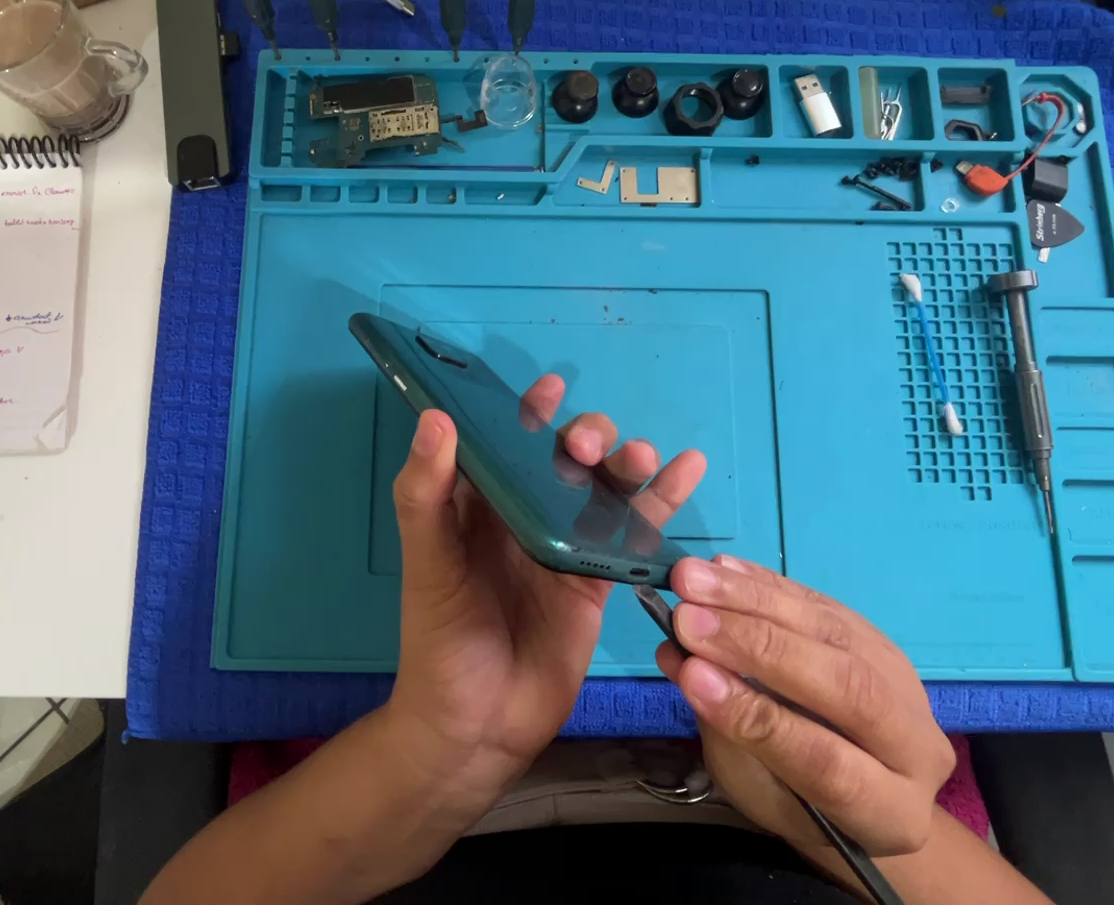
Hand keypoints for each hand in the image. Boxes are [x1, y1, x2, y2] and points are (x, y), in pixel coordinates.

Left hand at [387, 374, 706, 802]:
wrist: (478, 726)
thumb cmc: (441, 640)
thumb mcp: (428, 564)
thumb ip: (426, 495)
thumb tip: (436, 418)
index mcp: (479, 505)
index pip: (504, 441)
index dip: (525, 411)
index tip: (550, 387)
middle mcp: (525, 515)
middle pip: (564, 458)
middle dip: (584, 438)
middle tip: (587, 446)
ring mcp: (565, 547)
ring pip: (604, 487)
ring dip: (626, 463)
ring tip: (641, 457)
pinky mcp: (598, 580)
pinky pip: (632, 531)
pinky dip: (662, 500)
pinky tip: (687, 470)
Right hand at [655, 556, 953, 856]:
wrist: (855, 779)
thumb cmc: (795, 801)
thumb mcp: (753, 788)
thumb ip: (725, 727)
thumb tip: (682, 660)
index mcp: (890, 809)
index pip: (828, 762)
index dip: (755, 714)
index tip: (692, 673)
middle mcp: (913, 740)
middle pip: (844, 685)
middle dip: (756, 645)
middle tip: (688, 618)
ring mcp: (898, 677)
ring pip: (830, 629)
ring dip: (751, 597)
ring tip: (691, 579)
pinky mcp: (873, 634)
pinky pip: (818, 600)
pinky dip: (763, 582)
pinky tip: (720, 568)